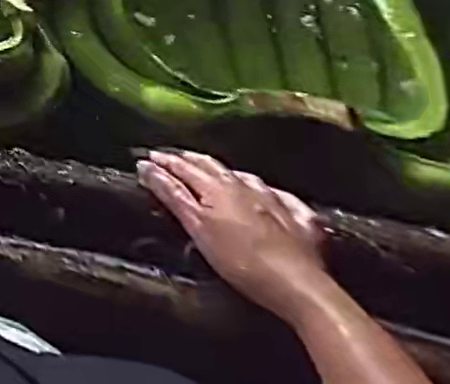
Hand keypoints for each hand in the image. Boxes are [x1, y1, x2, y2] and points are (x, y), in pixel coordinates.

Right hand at [138, 151, 333, 323]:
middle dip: (189, 160)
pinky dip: (271, 193)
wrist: (303, 292)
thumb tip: (145, 166)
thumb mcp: (196, 226)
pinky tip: (271, 195)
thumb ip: (170, 193)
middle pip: (212, 166)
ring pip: (246, 178)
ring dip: (226, 173)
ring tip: (215, 173)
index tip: (145, 159)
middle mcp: (245, 188)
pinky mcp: (304, 224)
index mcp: (216, 187)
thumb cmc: (240, 260)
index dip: (162, 161)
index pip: (182, 166)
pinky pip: (285, 199)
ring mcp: (278, 204)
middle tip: (172, 158)